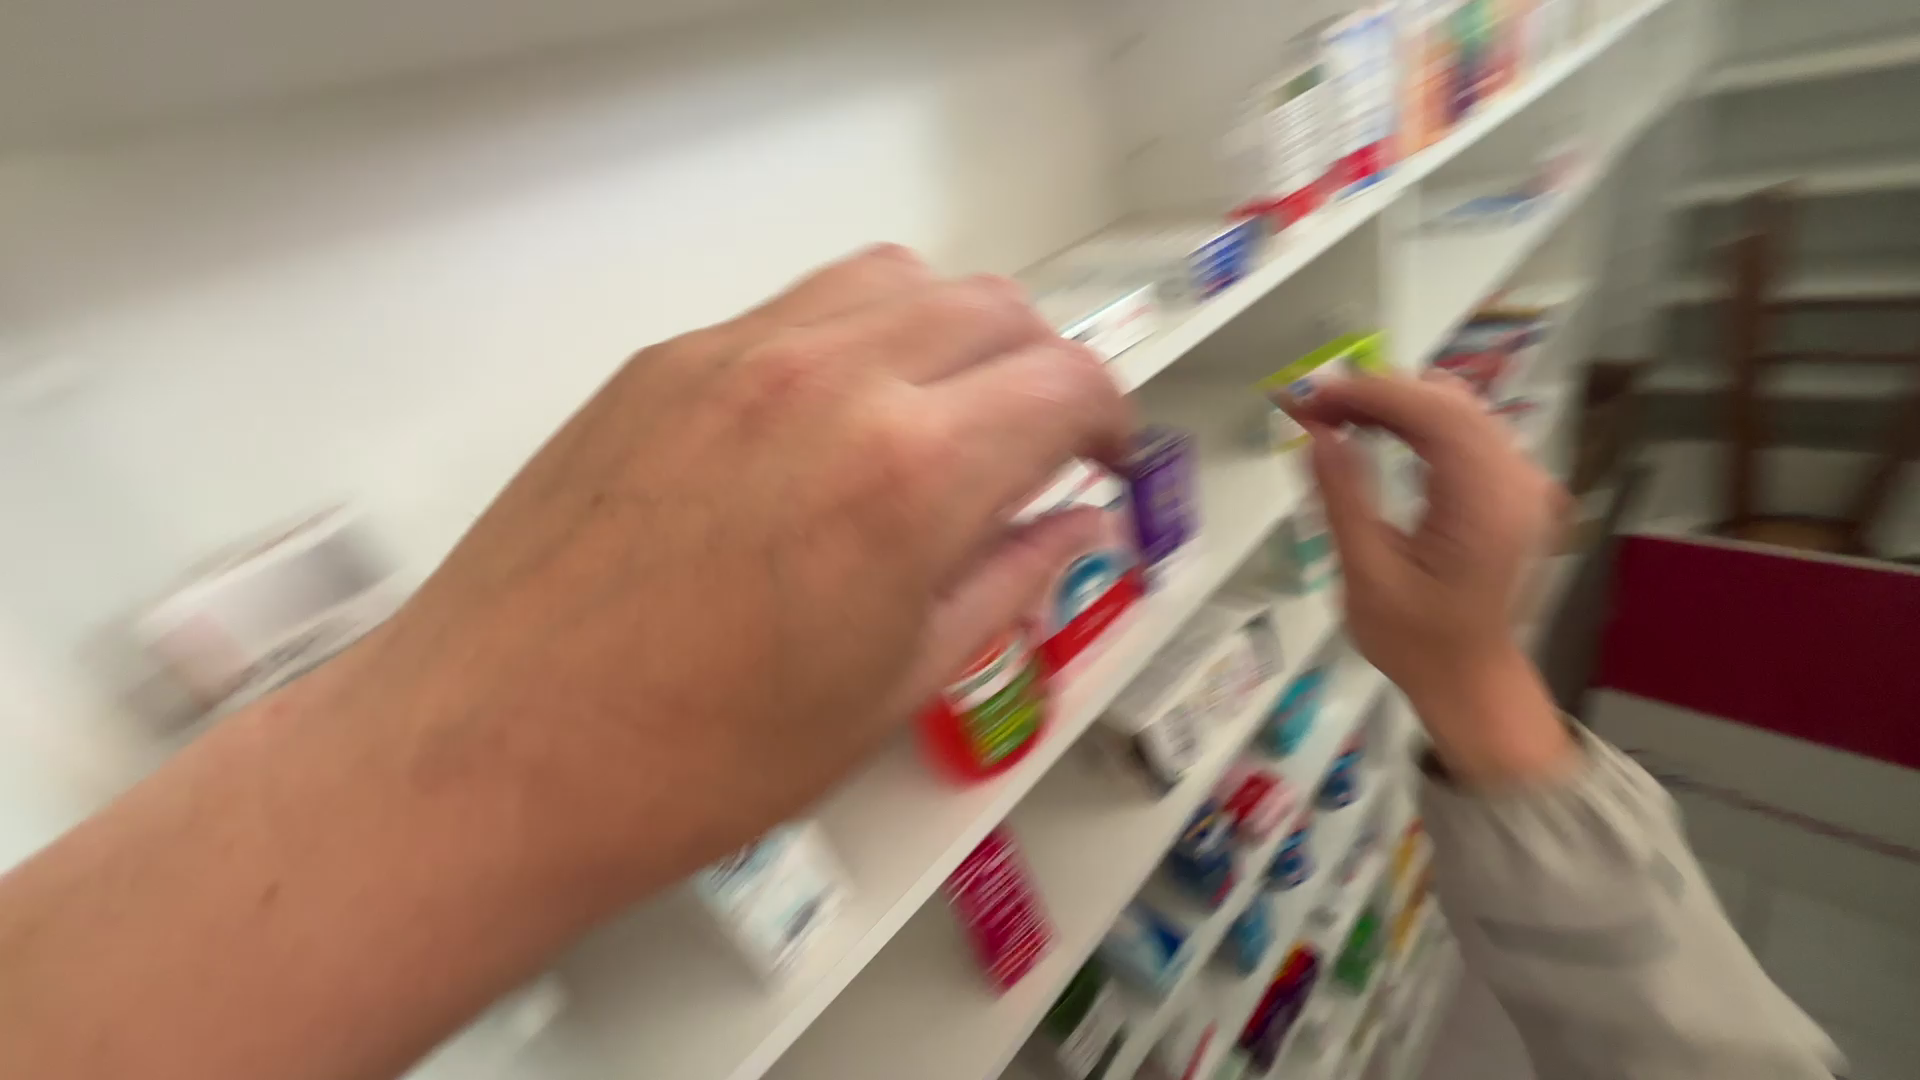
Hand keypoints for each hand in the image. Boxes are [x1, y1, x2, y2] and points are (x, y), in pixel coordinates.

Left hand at [323, 245, 1129, 901]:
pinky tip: (835, 424)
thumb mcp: (899, 686)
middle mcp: (834, 375)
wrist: (495, 755)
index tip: (1105, 463)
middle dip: (1044, 369)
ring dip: (955, 337)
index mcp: (911, 471)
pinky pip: (802, 308)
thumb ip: (1010, 581)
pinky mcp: (666, 359)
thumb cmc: (715, 756)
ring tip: (943, 418)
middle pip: (995, 308)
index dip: (1111, 420)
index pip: (1066, 382)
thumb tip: (1077, 523)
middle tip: (1036, 445)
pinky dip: (861, 340)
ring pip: (899, 281)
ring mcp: (738, 350)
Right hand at [1279, 373, 1575, 785]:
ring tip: (1334, 415)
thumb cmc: (1415, 641)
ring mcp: (1523, 484)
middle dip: (1376, 392)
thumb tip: (1318, 435)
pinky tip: (1376, 431)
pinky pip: (1466, 434)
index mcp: (1486, 503)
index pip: (1433, 415)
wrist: (1471, 682)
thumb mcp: (1366, 574)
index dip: (1368, 393)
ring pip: (1458, 411)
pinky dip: (1415, 423)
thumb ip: (1344, 497)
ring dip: (1394, 404)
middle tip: (1312, 405)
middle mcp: (1518, 481)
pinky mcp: (1513, 492)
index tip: (1310, 397)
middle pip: (1449, 403)